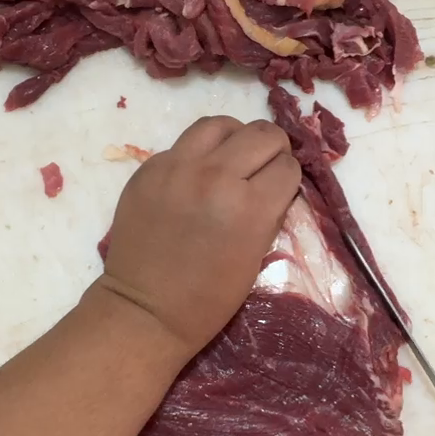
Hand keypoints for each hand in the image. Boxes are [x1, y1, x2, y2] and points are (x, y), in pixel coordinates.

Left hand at [99, 116, 300, 353]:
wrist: (147, 310)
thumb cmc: (209, 298)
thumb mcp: (256, 256)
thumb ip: (269, 211)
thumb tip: (275, 183)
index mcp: (250, 207)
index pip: (287, 166)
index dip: (287, 177)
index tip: (279, 189)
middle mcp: (215, 176)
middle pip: (261, 134)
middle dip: (271, 150)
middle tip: (262, 168)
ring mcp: (177, 168)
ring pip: (219, 125)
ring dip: (233, 139)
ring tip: (230, 159)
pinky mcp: (148, 169)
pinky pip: (183, 145)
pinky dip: (197, 156)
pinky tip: (194, 179)